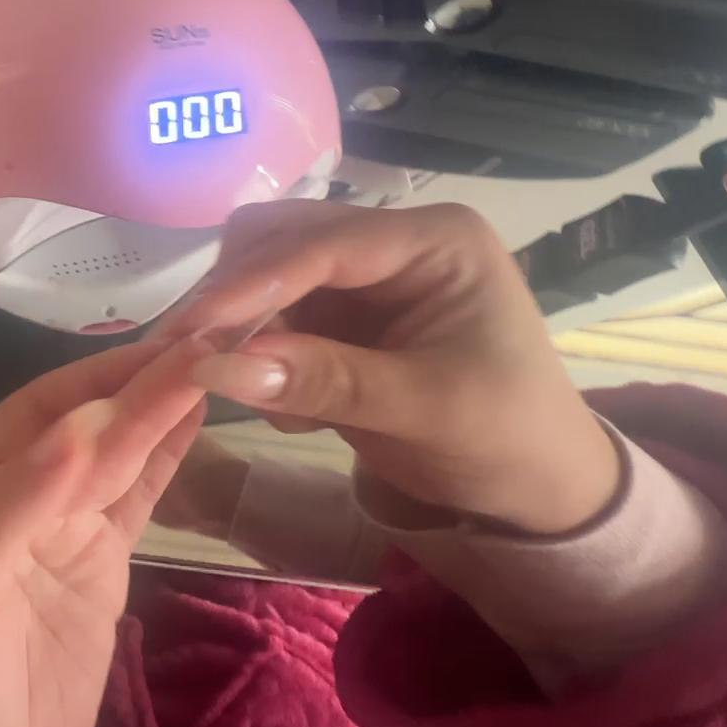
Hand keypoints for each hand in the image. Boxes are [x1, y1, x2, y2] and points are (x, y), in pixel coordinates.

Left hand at [0, 340, 209, 726]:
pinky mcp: (103, 561)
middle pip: (93, 424)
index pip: (47, 407)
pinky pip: (141, 496)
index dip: (107, 376)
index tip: (172, 347)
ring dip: (166, 410)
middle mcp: (23, 485)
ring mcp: (66, 523)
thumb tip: (83, 425)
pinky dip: (171, 457)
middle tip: (218, 345)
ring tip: (221, 367)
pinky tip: (197, 419)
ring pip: (123, 453)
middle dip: (149, 385)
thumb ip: (14, 505)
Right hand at [159, 201, 619, 535]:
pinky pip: (266, 309)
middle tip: (199, 352)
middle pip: (278, 237)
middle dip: (236, 295)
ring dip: (242, 326)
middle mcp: (388, 239)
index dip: (254, 283)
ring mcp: (357, 271)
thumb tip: (211, 366)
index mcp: (434, 241)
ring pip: (260, 270)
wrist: (531, 489)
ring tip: (262, 394)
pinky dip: (257, 350)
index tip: (194, 328)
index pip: (324, 244)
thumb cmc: (503, 442)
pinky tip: (288, 403)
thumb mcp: (419, 411)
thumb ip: (318, 381)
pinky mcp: (334, 305)